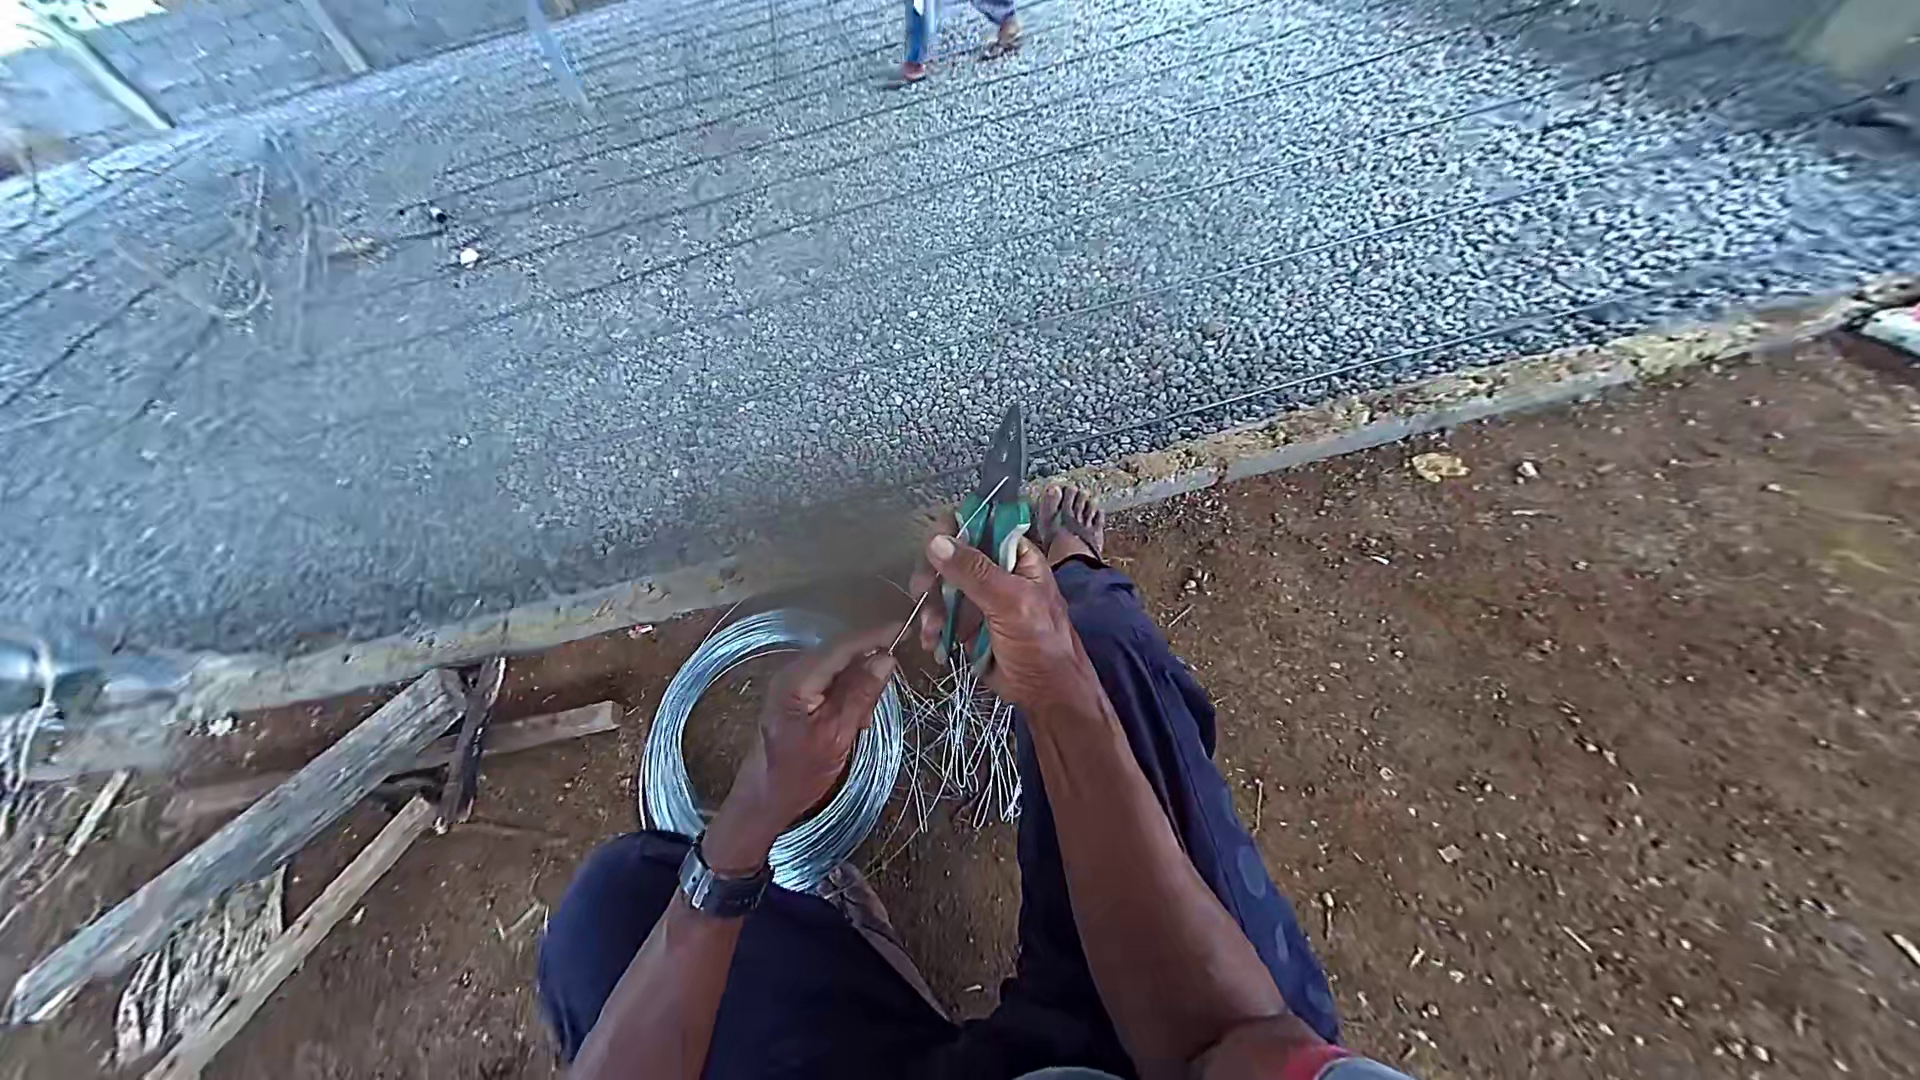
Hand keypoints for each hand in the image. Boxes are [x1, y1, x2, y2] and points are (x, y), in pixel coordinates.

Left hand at [704, 624, 899, 873]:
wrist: (764, 799)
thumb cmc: (799, 773)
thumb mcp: (837, 735)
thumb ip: (861, 693)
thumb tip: (886, 658)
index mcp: (798, 680)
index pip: (842, 646)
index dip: (875, 635)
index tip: (906, 629)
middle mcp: (792, 672)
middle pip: (840, 650)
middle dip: (869, 659)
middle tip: (894, 677)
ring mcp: (793, 681)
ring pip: (838, 664)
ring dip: (860, 678)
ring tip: (868, 712)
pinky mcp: (798, 692)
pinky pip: (831, 678)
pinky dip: (849, 689)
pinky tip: (855, 715)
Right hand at [911, 517, 1099, 713]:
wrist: (1046, 693)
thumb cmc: (1041, 643)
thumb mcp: (1011, 602)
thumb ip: (975, 572)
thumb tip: (936, 542)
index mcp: (1015, 555)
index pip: (981, 524)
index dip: (954, 528)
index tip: (933, 544)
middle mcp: (995, 570)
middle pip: (951, 555)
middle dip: (934, 574)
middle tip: (923, 590)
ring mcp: (979, 597)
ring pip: (940, 586)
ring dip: (931, 607)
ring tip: (932, 630)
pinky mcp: (966, 623)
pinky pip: (940, 614)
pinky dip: (932, 627)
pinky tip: (933, 642)